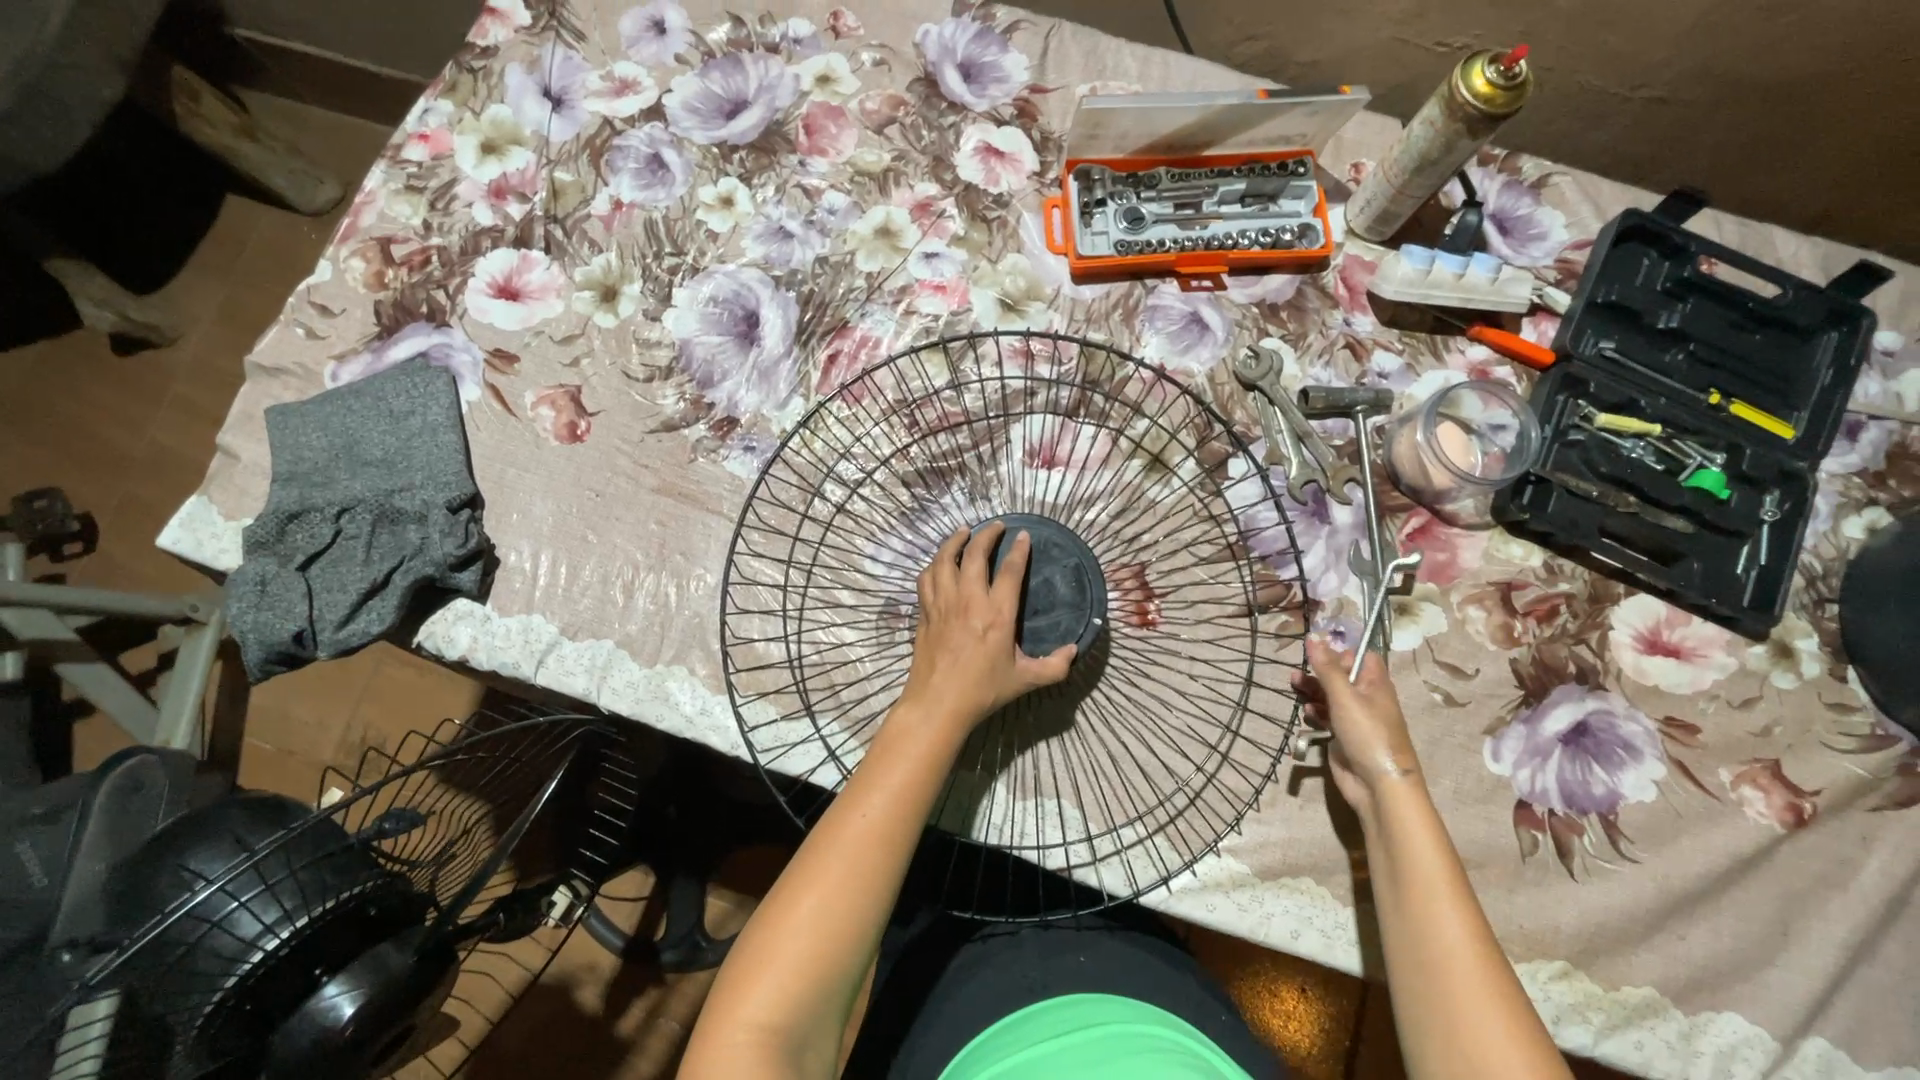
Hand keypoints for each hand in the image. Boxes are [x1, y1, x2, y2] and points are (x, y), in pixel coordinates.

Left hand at [898, 522, 1076, 735]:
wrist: (938, 704)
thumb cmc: (983, 691)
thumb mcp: (1025, 680)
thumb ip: (1054, 666)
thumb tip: (1074, 650)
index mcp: (997, 615)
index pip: (1010, 571)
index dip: (1018, 550)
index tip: (1023, 536)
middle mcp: (968, 602)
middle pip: (974, 555)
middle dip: (986, 535)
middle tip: (995, 526)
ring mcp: (942, 605)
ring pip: (944, 560)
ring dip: (954, 541)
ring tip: (963, 532)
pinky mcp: (925, 613)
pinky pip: (926, 579)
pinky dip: (933, 565)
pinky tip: (939, 563)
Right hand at [1291, 637, 1422, 819]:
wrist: (1377, 784)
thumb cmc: (1367, 733)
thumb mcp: (1345, 696)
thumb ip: (1327, 667)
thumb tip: (1313, 636)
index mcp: (1375, 683)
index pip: (1360, 656)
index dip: (1340, 650)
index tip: (1316, 648)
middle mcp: (1366, 697)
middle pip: (1340, 675)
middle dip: (1318, 671)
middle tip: (1296, 671)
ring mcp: (1355, 718)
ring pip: (1330, 695)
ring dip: (1312, 690)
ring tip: (1293, 686)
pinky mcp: (1343, 736)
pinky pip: (1326, 716)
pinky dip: (1315, 711)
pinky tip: (1306, 712)